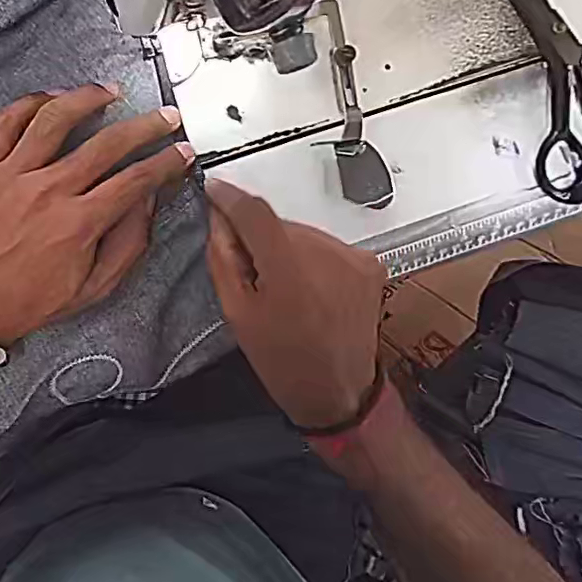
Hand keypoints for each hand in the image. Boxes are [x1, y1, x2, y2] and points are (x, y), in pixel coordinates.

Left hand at [0, 85, 192, 401]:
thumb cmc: (27, 300)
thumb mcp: (92, 288)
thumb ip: (127, 244)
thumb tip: (147, 203)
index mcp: (76, 224)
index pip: (135, 179)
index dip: (166, 162)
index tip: (179, 153)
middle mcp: (46, 192)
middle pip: (107, 143)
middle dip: (146, 126)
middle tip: (163, 117)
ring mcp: (12, 175)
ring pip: (55, 118)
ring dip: (88, 98)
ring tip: (110, 92)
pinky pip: (6, 122)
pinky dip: (29, 103)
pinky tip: (51, 98)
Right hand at [203, 178, 386, 429]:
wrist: (338, 391)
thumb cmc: (286, 362)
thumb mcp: (238, 314)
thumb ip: (224, 258)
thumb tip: (218, 220)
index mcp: (288, 270)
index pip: (254, 211)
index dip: (229, 197)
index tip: (214, 191)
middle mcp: (325, 256)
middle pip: (277, 222)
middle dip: (257, 236)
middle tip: (249, 267)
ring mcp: (351, 258)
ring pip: (301, 232)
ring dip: (285, 247)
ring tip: (283, 286)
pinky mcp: (367, 263)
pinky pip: (325, 244)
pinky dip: (310, 256)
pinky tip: (307, 286)